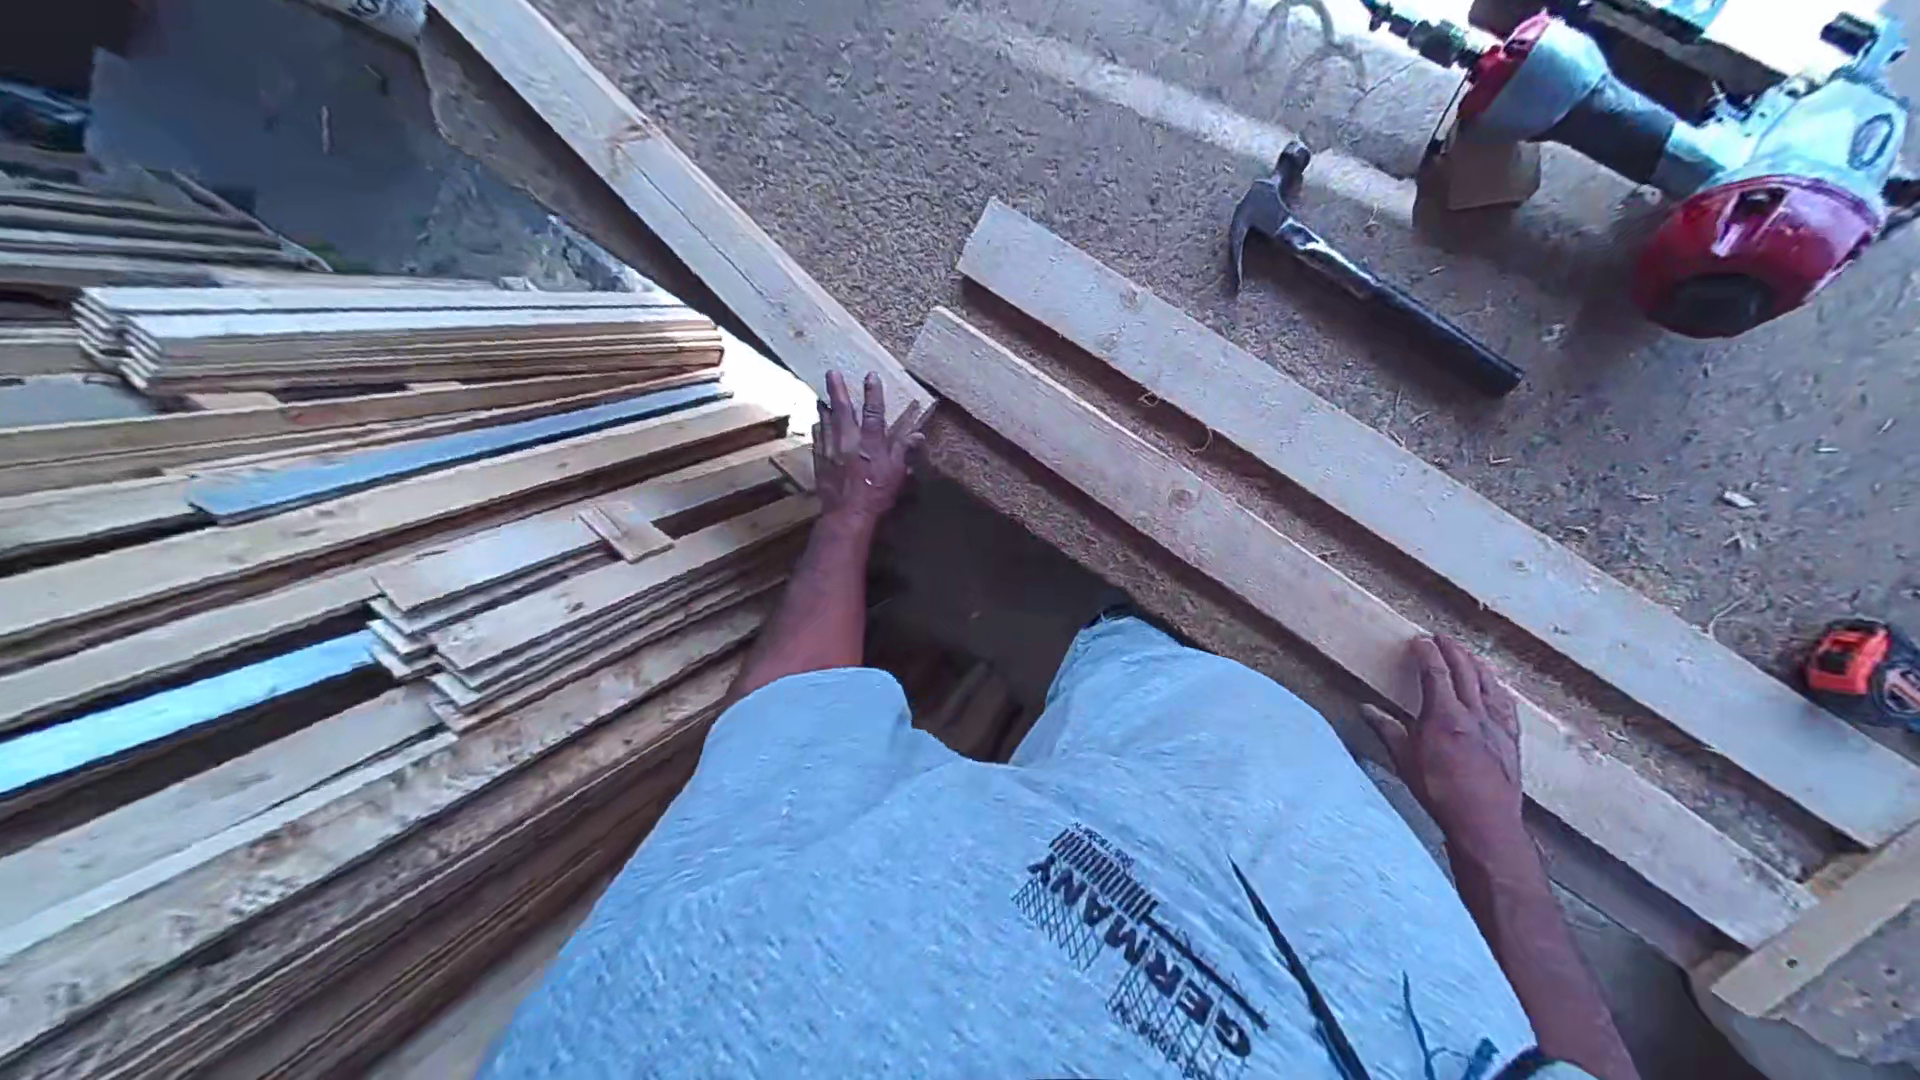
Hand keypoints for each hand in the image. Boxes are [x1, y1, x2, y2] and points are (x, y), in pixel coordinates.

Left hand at [812, 370, 929, 531]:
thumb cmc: (876, 495)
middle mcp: (848, 441)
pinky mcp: (820, 462)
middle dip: (838, 390)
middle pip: (842, 410)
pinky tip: (817, 423)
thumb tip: (917, 435)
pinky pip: (817, 439)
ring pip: (825, 421)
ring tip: (821, 395)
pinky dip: (818, 428)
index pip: (874, 412)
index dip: (873, 393)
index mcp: (870, 443)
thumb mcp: (897, 474)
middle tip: (831, 372)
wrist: (847, 515)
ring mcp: (831, 450)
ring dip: (824, 407)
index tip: (870, 375)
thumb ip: (904, 452)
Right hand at [1362, 635, 1525, 857]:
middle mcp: (1474, 715)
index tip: (1419, 640)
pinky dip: (1499, 691)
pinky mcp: (1511, 743)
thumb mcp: (1403, 758)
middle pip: (1465, 672)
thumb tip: (1366, 709)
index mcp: (1444, 716)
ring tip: (1469, 654)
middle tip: (1442, 637)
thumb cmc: (1439, 791)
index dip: (1426, 653)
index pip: (1436, 672)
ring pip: (1489, 686)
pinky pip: (1507, 708)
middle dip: (1453, 651)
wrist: (1485, 822)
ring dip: (1477, 666)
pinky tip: (1497, 688)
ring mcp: (1497, 728)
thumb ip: (1387, 729)